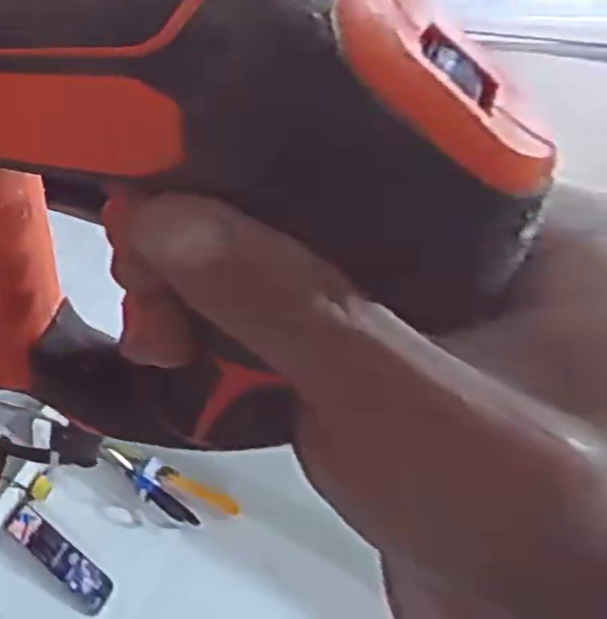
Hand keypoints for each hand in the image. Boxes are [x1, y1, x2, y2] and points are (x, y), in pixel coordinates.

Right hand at [108, 187, 606, 617]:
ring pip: (245, 257)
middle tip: (140, 286)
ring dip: (178, 292)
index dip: (221, 166)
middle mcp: (446, 248)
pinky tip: (172, 353)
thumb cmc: (545, 531)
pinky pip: (247, 306)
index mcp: (508, 227)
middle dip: (184, 248)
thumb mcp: (411, 409)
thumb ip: (288, 306)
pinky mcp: (349, 344)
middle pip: (270, 208)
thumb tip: (150, 212)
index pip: (331, 152)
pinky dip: (196, 325)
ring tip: (157, 341)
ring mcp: (393, 300)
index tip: (144, 206)